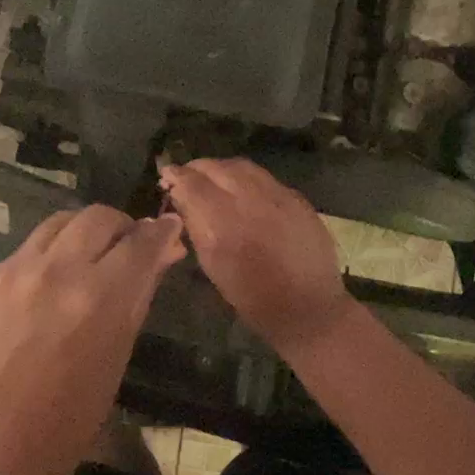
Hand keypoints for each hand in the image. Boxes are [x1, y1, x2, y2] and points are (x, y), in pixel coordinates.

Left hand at [0, 205, 185, 474]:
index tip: (170, 228)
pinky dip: (52, 250)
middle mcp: (58, 271)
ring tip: (91, 255)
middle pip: (98, 218)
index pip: (140, 243)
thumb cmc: (65, 421)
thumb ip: (138, 298)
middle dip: (122, 227)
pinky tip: (55, 277)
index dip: (161, 232)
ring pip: (61, 221)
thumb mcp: (115, 360)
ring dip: (84, 230)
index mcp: (99, 298)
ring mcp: (18, 270)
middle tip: (130, 247)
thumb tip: (162, 255)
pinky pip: (30, 246)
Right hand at [160, 158, 354, 353]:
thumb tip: (181, 198)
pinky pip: (264, 178)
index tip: (167, 175)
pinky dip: (246, 178)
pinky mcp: (297, 198)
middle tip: (188, 176)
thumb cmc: (252, 297)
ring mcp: (277, 195)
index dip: (176, 176)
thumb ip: (196, 226)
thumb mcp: (212, 265)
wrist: (308, 308)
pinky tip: (244, 191)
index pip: (192, 183)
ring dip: (221, 169)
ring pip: (241, 166)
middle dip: (197, 168)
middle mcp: (250, 200)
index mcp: (223, 221)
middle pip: (216, 167)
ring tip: (214, 179)